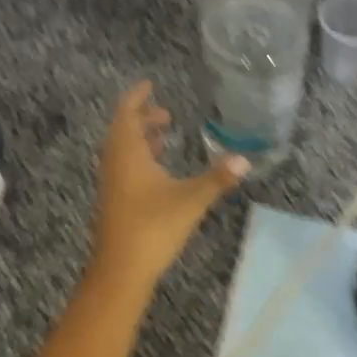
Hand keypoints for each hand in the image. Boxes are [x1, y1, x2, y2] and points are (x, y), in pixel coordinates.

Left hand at [88, 82, 248, 293]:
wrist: (120, 272)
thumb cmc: (152, 228)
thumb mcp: (190, 201)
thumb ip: (216, 178)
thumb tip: (245, 159)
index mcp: (127, 153)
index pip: (126, 113)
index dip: (137, 96)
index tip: (150, 84)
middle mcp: (114, 163)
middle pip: (123, 129)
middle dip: (142, 118)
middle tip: (167, 115)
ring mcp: (111, 184)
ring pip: (122, 150)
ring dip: (140, 139)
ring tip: (164, 137)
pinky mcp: (114, 201)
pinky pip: (123, 166)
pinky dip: (139, 157)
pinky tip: (158, 172)